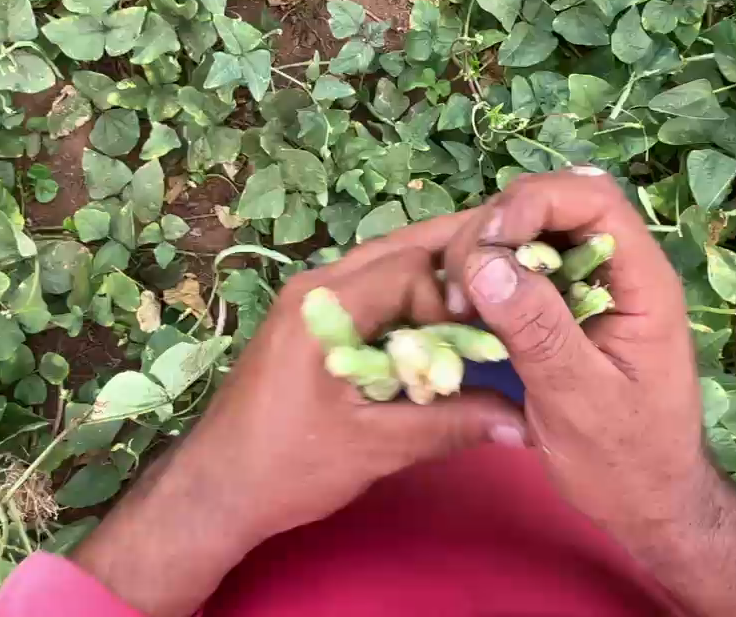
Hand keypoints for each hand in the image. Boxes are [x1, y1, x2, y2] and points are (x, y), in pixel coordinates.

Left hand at [73, 212, 525, 616]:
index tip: (469, 347)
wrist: (214, 487)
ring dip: (429, 277)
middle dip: (451, 262)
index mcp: (324, 304)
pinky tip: (432, 322)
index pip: (408, 269)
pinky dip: (404, 297)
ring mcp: (308, 295)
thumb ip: (448, 424)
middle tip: (505, 275)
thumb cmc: (286, 467)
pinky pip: (367, 286)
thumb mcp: (374, 448)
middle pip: (397, 248)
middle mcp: (316, 283)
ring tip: (479, 295)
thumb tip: (521, 419)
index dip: (449, 301)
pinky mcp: (308, 315)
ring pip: (382, 262)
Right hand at [440, 168, 716, 541]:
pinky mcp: (560, 298)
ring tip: (459, 302)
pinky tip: (467, 307)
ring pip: (527, 226)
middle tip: (460, 287)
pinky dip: (484, 271)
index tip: (486, 247)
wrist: (648, 504)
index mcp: (641, 280)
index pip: (592, 198)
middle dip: (496, 228)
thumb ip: (539, 330)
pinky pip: (517, 259)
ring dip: (484, 250)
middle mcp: (615, 266)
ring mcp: (586, 280)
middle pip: (552, 202)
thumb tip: (484, 263)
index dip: (534, 203)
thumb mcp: (581, 401)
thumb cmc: (628, 461)